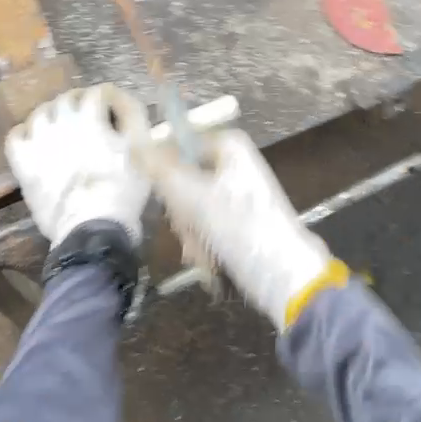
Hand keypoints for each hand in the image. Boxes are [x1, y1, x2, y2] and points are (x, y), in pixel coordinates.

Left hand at [4, 84, 151, 245]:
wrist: (93, 227)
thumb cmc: (123, 188)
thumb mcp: (142, 148)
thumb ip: (133, 116)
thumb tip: (122, 99)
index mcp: (89, 116)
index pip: (98, 92)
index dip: (109, 99)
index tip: (116, 110)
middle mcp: (60, 121)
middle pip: (68, 98)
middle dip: (81, 102)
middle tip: (92, 118)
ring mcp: (38, 142)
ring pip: (41, 113)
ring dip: (54, 114)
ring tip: (64, 127)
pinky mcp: (24, 164)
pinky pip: (16, 137)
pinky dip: (25, 133)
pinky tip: (36, 141)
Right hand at [142, 130, 342, 329]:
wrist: (286, 277)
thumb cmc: (243, 228)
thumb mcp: (195, 197)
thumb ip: (160, 170)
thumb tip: (134, 144)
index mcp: (228, 146)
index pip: (177, 146)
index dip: (166, 173)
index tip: (167, 197)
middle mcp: (232, 165)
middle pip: (182, 180)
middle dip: (182, 214)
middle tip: (191, 230)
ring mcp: (235, 194)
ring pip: (191, 208)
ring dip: (191, 234)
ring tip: (204, 252)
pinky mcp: (238, 222)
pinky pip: (205, 226)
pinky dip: (204, 245)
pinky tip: (210, 261)